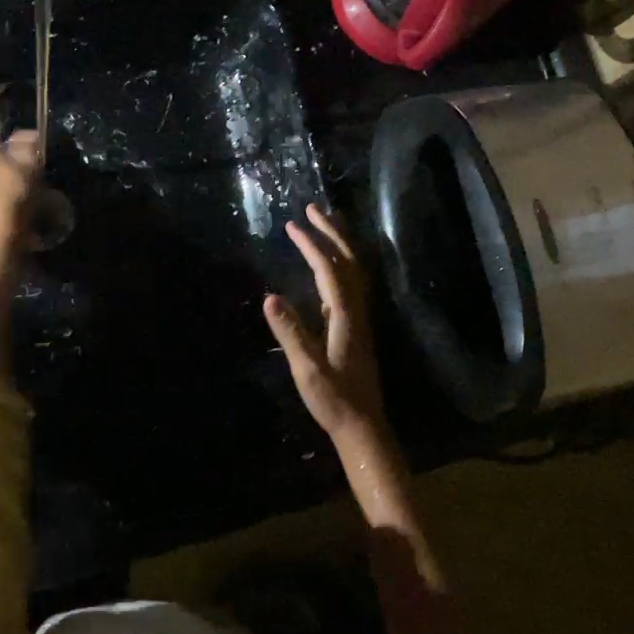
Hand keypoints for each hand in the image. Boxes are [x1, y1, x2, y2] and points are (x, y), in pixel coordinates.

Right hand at [263, 203, 386, 441]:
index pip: (328, 269)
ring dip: (340, 243)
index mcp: (345, 315)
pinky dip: (341, 261)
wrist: (363, 425)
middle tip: (313, 208)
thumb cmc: (333, 399)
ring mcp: (360, 317)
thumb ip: (290, 332)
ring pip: (354, 269)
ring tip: (325, 222)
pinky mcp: (357, 326)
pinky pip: (351, 281)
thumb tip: (270, 297)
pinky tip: (329, 264)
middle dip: (331, 232)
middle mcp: (357, 309)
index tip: (293, 225)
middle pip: (348, 260)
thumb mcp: (306, 369)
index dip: (311, 244)